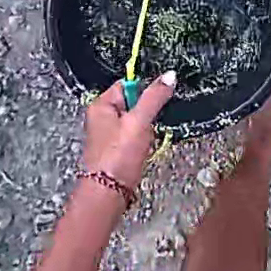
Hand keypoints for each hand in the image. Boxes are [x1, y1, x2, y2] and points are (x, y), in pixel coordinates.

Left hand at [79, 70, 176, 190]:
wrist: (108, 194)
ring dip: (147, 129)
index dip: (144, 91)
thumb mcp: (139, 121)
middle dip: (147, 113)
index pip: (128, 84)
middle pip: (134, 102)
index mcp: (101, 105)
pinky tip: (142, 150)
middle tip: (147, 125)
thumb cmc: (117, 157)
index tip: (156, 100)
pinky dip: (143, 141)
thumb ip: (154, 96)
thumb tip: (169, 76)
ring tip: (143, 141)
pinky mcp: (117, 149)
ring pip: (138, 121)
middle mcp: (102, 117)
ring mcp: (109, 134)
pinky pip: (136, 136)